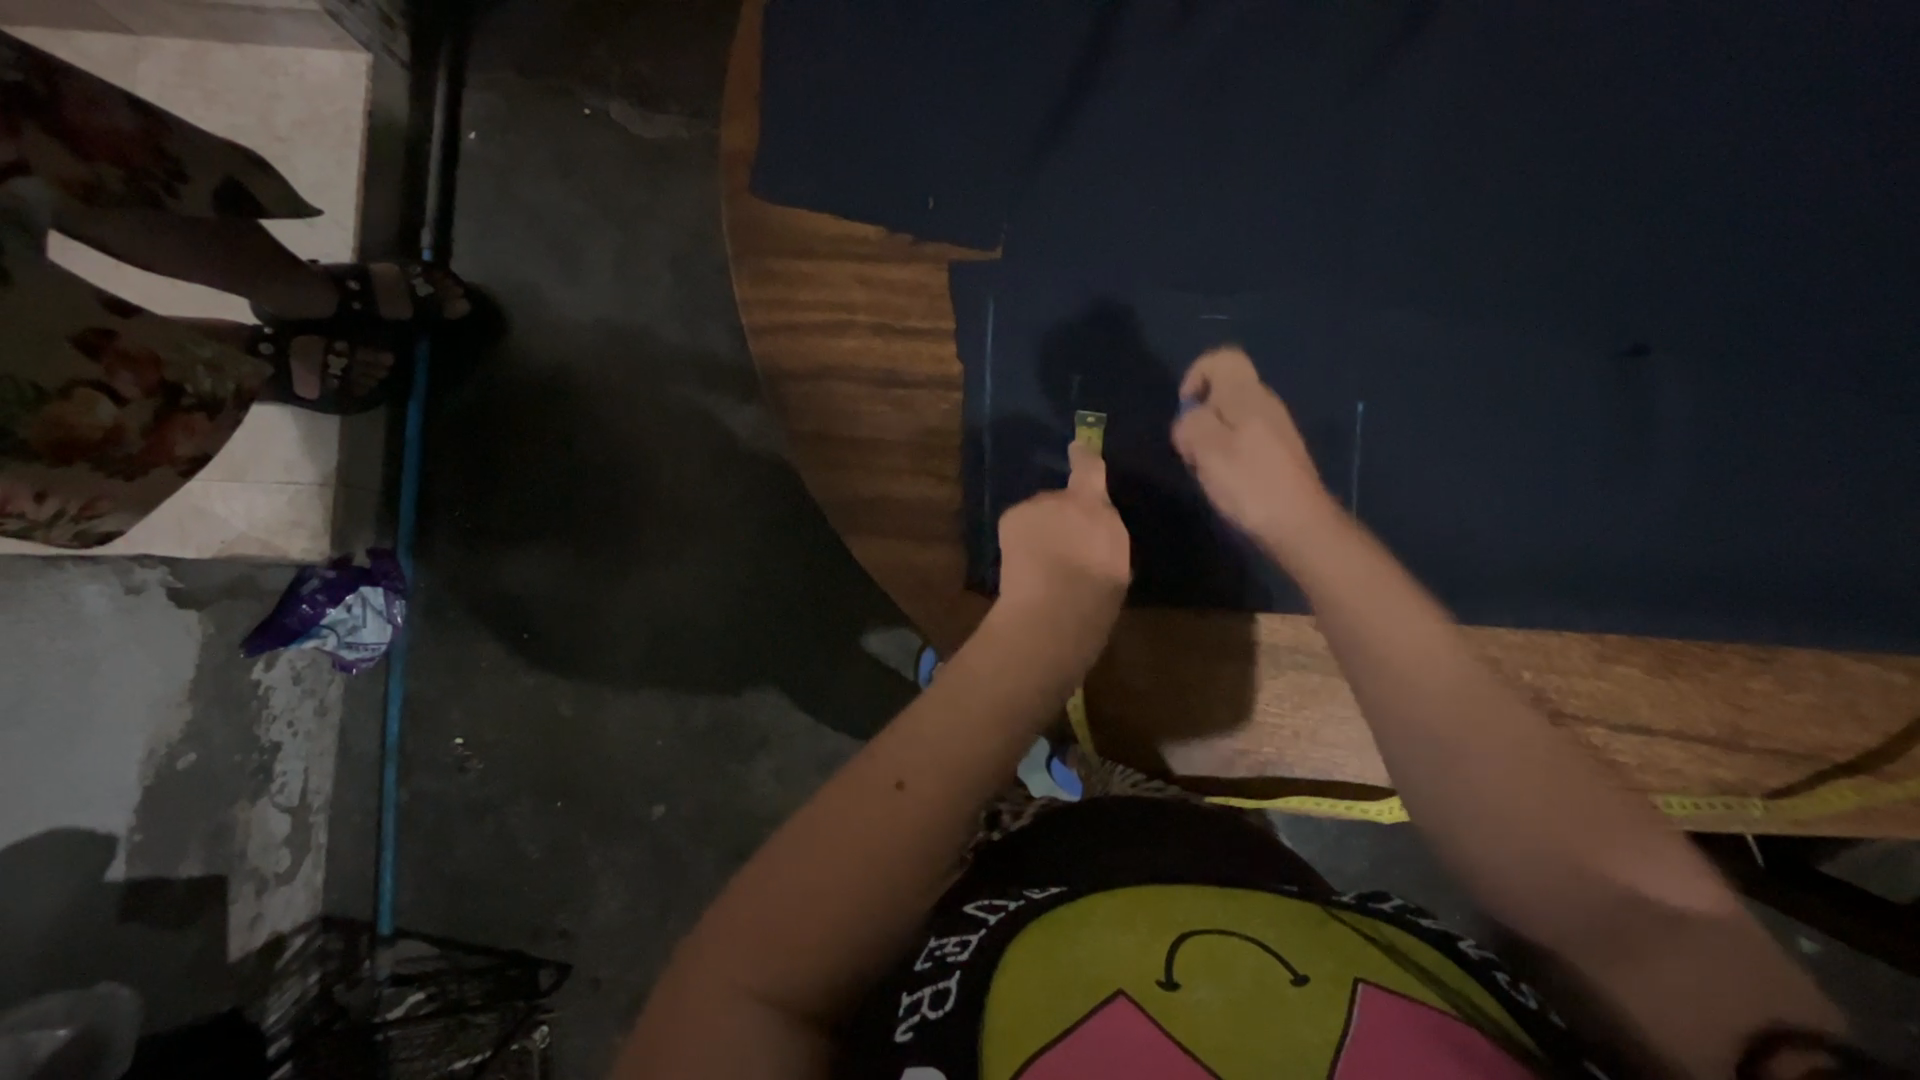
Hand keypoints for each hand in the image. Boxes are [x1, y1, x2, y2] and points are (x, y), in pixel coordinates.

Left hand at [995, 440, 1131, 625]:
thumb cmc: (1097, 594)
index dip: (1084, 456)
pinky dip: (1019, 538)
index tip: (1077, 445)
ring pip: (1037, 514)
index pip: (1091, 469)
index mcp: (1098, 507)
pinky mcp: (1011, 517)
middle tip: (1063, 549)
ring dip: (1039, 529)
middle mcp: (1066, 497)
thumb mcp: (1117, 561)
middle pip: (1061, 500)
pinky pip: (1018, 524)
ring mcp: (1036, 504)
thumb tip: (1092, 534)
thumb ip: (1104, 537)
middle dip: (1061, 517)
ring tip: (1042, 564)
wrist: (1055, 606)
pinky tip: (1024, 565)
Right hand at [1172, 346, 1342, 554]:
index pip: (1223, 358)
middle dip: (1200, 414)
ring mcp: (1277, 428)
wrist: (1300, 525)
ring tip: (1208, 469)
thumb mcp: (1205, 450)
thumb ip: (1190, 424)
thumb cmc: (1249, 484)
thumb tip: (1189, 419)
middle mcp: (1266, 403)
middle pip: (1225, 390)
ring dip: (1212, 438)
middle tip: (1193, 447)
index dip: (1196, 375)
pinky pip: (1245, 438)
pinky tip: (1228, 481)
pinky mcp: (1280, 453)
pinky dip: (1229, 454)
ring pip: (1232, 417)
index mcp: (1247, 395)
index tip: (1186, 409)